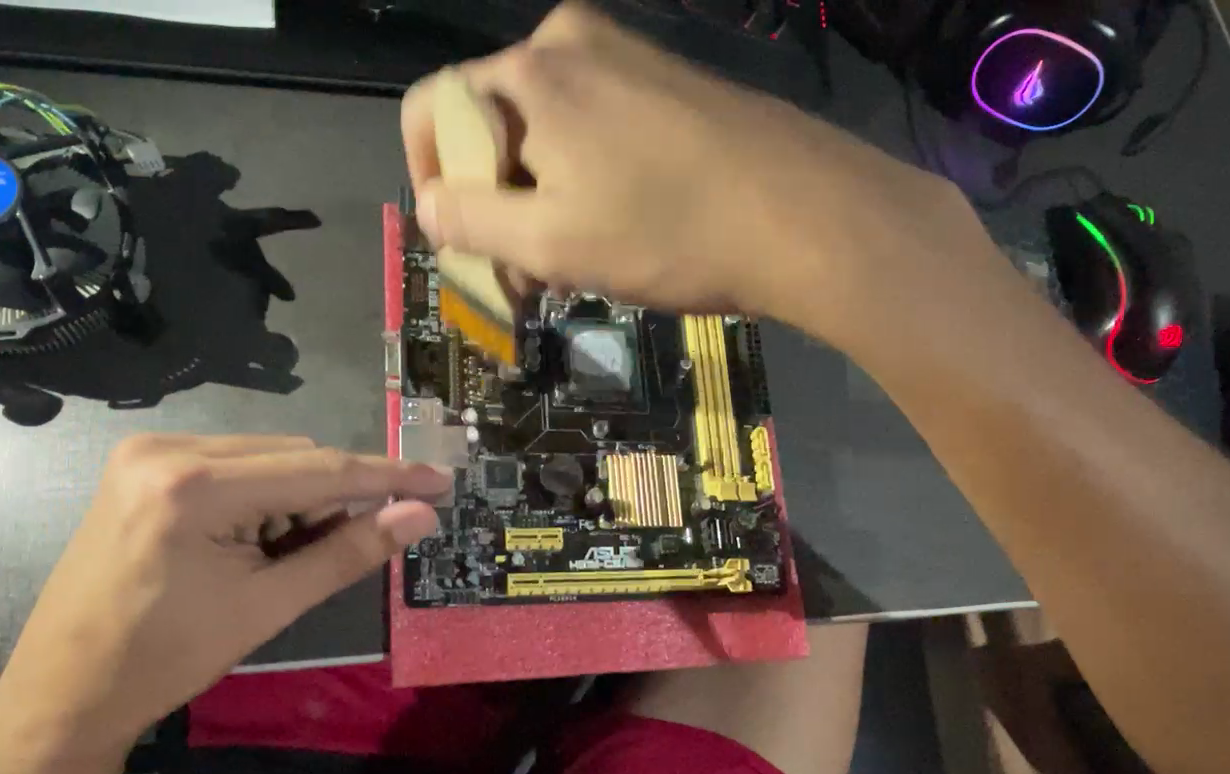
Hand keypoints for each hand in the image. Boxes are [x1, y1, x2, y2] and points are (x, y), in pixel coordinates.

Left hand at [0, 435, 447, 753]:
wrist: (67, 689)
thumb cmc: (168, 657)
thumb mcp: (269, 606)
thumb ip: (348, 552)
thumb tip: (420, 517)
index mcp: (197, 485)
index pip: (320, 470)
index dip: (389, 477)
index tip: (442, 482)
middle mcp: (169, 449)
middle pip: (295, 456)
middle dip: (336, 498)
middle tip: (348, 548)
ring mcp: (148, 453)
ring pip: (267, 458)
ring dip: (299, 498)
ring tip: (284, 558)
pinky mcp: (142, 467)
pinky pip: (233, 465)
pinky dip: (264, 496)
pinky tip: (256, 540)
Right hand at [400, 1, 979, 331]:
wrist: (801, 214)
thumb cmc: (666, 232)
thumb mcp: (551, 243)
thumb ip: (470, 223)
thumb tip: (429, 204)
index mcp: (528, 72)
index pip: (431, 110)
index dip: (429, 183)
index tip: (462, 246)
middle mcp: (569, 42)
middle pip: (491, 125)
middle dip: (495, 205)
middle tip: (527, 276)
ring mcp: (625, 55)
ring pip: (545, 131)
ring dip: (542, 200)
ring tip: (578, 261)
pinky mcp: (666, 82)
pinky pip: (594, 127)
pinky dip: (586, 178)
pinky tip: (620, 227)